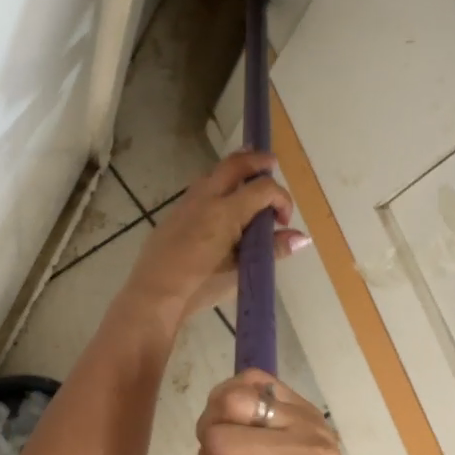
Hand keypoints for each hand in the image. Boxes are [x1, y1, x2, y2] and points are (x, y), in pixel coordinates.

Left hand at [122, 151, 307, 319]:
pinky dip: (218, 185)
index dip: (282, 198)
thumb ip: (271, 249)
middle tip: (272, 165)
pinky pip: (200, 188)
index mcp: (225, 212)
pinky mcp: (174, 213)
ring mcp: (186, 203)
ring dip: (235, 171)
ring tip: (250, 180)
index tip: (284, 220)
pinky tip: (223, 203)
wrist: (154, 294)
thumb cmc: (201, 286)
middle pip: (234, 164)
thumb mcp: (241, 269)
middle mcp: (205, 199)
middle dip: (257, 160)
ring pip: (214, 173)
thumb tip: (301, 237)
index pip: (263, 188)